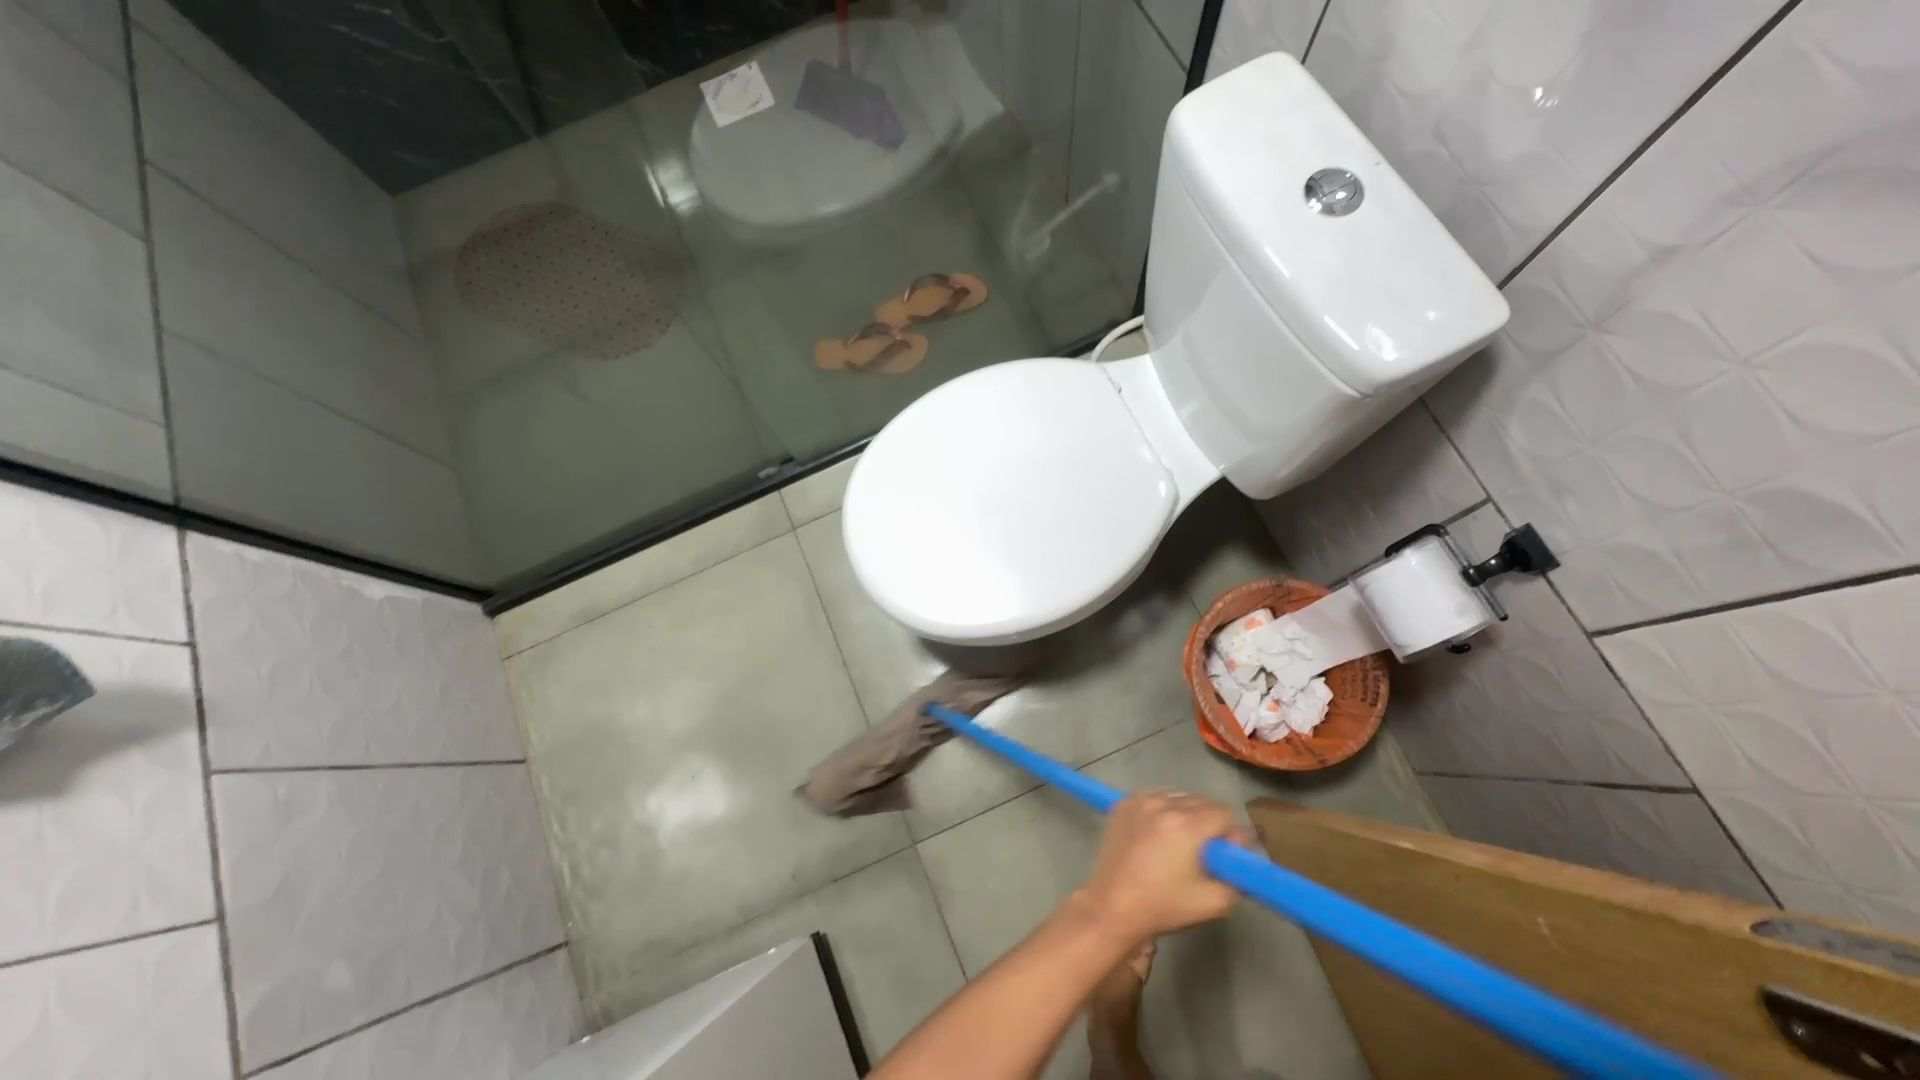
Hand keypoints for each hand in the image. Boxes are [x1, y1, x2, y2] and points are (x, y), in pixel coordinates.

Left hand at [1074, 790, 1250, 943]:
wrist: (1112, 907)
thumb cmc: (1163, 906)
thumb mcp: (1213, 902)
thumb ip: (1239, 875)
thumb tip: (1242, 849)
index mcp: (1186, 824)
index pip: (1224, 813)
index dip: (1229, 834)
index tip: (1223, 856)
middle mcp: (1163, 804)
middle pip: (1201, 802)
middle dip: (1209, 824)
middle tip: (1201, 853)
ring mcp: (1139, 801)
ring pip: (1178, 797)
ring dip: (1186, 814)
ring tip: (1177, 844)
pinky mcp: (1122, 804)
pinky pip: (1155, 798)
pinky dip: (1162, 810)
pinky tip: (1157, 835)